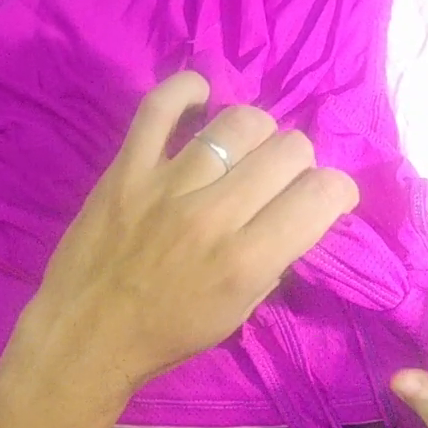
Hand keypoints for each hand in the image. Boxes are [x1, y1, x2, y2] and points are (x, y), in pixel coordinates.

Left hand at [0, 72, 357, 408]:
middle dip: (301, 163)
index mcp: (247, 261)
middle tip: (283, 181)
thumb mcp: (237, 312)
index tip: (328, 200)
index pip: (321, 195)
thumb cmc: (168, 334)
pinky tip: (201, 96)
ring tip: (247, 151)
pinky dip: (186, 91)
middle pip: (289, 150)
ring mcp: (168, 185)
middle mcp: (215, 215)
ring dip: (258, 133)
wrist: (88, 336)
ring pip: (239, 123)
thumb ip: (272, 261)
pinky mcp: (127, 168)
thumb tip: (293, 217)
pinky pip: (159, 107)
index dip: (339, 191)